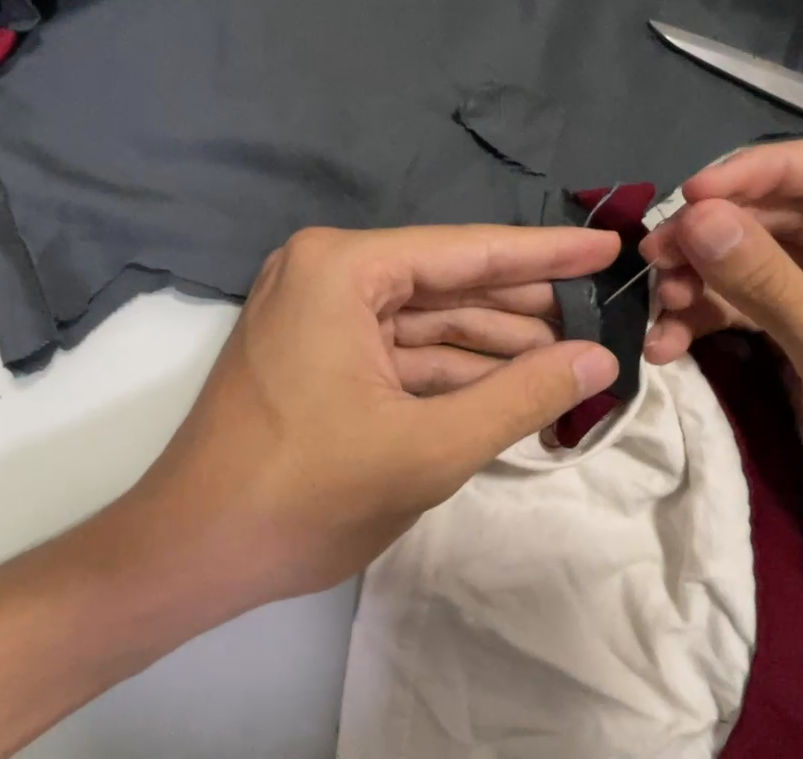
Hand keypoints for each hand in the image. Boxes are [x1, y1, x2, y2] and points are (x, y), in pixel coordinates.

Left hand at [125, 225, 621, 609]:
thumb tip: (600, 360)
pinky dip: (452, 374)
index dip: (544, 255)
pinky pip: (399, 353)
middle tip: (604, 320)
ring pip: (426, 322)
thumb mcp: (430, 447)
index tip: (609, 249)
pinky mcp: (316, 354)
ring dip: (493, 348)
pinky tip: (512, 388)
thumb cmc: (306, 493)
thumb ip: (521, 396)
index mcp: (342, 268)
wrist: (193, 553)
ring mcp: (317, 314)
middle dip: (524, 311)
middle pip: (447, 285)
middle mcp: (327, 273)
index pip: (465, 253)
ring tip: (573, 362)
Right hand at [637, 137, 802, 587]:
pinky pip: (756, 297)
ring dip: (706, 274)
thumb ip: (770, 287)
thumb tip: (694, 217)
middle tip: (654, 253)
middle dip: (721, 233)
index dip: (765, 172)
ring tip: (659, 298)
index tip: (690, 194)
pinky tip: (669, 340)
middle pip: (796, 210)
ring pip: (766, 251)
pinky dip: (710, 313)